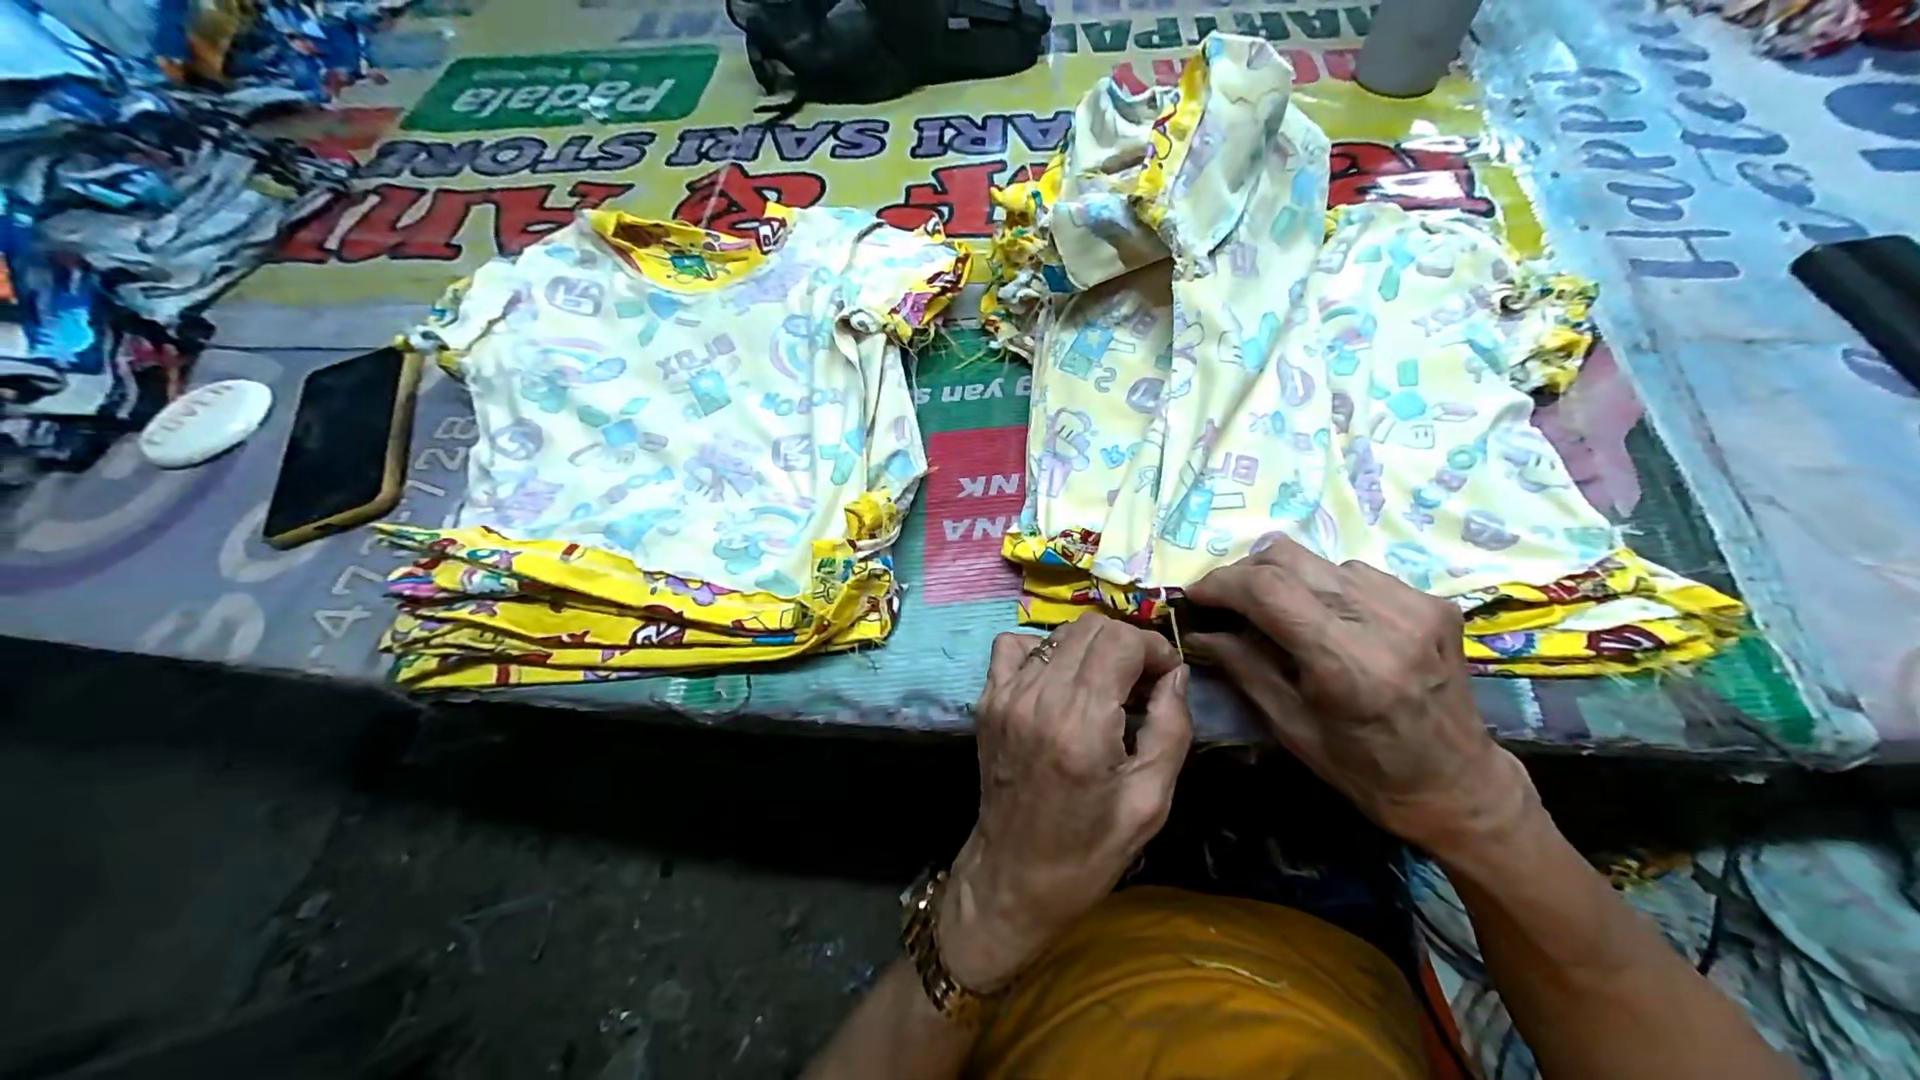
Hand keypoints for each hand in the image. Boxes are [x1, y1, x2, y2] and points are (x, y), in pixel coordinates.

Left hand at [939, 613, 1191, 992]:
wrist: (1014, 877)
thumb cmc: (1088, 850)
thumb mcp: (1150, 801)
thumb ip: (1171, 728)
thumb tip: (1177, 674)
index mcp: (1081, 724)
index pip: (1120, 640)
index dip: (1154, 648)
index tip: (1167, 677)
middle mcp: (1038, 698)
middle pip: (1090, 627)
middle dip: (1127, 644)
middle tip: (1141, 683)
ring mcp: (1005, 696)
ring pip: (1057, 633)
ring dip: (1091, 648)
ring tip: (1105, 685)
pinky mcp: (987, 701)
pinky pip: (1013, 646)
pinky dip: (1043, 650)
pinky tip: (1060, 681)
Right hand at [1183, 535, 1532, 858]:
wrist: (1457, 785)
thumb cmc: (1364, 769)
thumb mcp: (1290, 726)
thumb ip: (1243, 667)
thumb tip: (1198, 631)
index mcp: (1348, 665)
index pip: (1267, 589)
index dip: (1221, 583)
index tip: (1195, 595)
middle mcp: (1386, 623)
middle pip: (1289, 558)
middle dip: (1244, 573)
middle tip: (1225, 600)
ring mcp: (1416, 606)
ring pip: (1320, 560)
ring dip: (1284, 579)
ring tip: (1275, 613)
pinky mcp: (1432, 601)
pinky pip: (1355, 572)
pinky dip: (1325, 587)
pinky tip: (1325, 618)